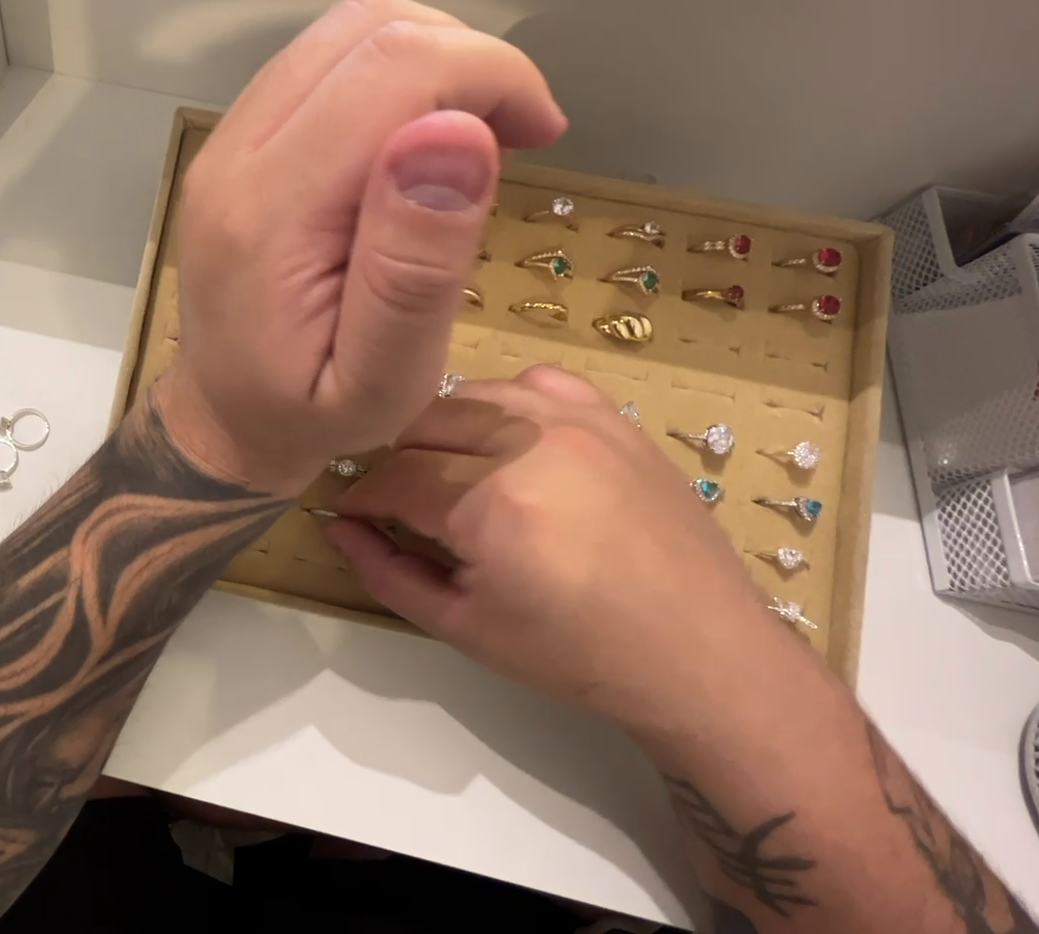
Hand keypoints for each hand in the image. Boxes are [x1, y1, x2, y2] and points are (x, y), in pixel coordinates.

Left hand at [155, 0, 564, 494]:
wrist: (224, 417)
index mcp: (267, 214)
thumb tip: (455, 133)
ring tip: (466, 143)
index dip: (488, 73)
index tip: (539, 134)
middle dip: (465, 58)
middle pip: (365, 30)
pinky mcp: (233, 148)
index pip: (390, 71)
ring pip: (340, 36)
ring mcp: (224, 146)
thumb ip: (412, 269)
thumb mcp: (380, 380)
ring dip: (428, 62)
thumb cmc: (307, 414)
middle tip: (511, 137)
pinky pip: (317, 68)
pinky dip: (386, 78)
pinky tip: (411, 145)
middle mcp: (232, 158)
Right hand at [321, 366, 817, 736]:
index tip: (352, 514)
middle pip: (422, 424)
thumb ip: (385, 572)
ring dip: (439, 429)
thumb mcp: (461, 627)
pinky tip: (503, 442)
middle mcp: (531, 445)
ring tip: (441, 470)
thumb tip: (336, 528)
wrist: (702, 656)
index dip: (361, 497)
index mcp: (493, 505)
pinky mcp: (612, 418)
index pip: (393, 477)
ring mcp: (578, 422)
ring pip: (470, 395)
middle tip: (394, 500)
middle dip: (393, 461)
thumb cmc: (574, 654)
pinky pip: (533, 384)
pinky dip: (502, 405)